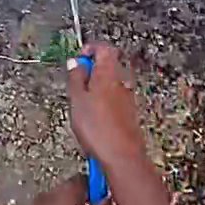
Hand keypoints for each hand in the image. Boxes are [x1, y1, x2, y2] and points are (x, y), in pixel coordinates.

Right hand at [66, 42, 150, 176]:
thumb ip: (76, 78)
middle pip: (108, 65)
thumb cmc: (98, 127)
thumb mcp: (77, 99)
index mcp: (108, 73)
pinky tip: (93, 118)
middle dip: (91, 70)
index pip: (104, 48)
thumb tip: (75, 63)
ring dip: (96, 87)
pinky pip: (114, 99)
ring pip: (110, 83)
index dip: (90, 49)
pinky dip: (102, 101)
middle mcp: (120, 82)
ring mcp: (127, 98)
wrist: (122, 156)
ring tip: (82, 104)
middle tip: (76, 83)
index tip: (78, 58)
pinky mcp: (128, 113)